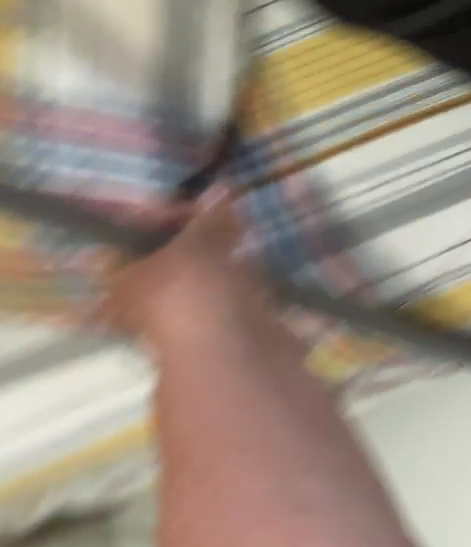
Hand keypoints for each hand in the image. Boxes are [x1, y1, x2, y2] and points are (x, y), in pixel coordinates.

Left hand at [102, 188, 274, 349]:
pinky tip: (269, 275)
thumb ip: (208, 221)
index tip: (205, 204)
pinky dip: (259, 285)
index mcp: (125, 279)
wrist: (238, 357)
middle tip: (232, 220)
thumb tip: (222, 189)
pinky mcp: (239, 328)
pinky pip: (247, 297)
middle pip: (179, 256)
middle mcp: (155, 298)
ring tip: (253, 243)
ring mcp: (200, 315)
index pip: (139, 234)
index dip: (168, 214)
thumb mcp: (194, 249)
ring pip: (215, 278)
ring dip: (234, 263)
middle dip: (206, 239)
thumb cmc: (195, 300)